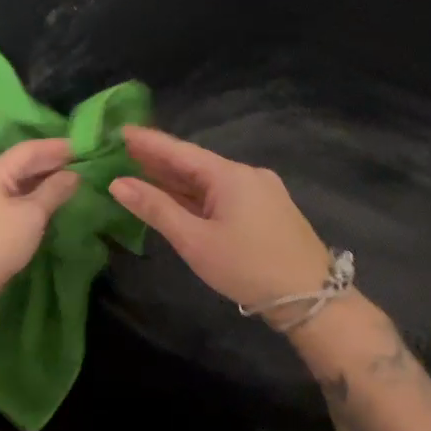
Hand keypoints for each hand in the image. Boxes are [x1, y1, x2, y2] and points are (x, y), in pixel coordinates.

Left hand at [0, 138, 78, 300]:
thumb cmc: (1, 241)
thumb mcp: (32, 214)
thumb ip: (54, 190)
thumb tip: (74, 175)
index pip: (27, 150)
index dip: (55, 146)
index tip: (83, 145)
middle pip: (23, 162)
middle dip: (52, 159)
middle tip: (83, 159)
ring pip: (21, 178)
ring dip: (46, 175)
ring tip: (74, 174)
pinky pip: (18, 193)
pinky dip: (37, 191)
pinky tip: (55, 193)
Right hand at [108, 127, 329, 310]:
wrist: (312, 299)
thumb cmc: (247, 266)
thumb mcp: (194, 240)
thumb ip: (155, 208)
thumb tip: (118, 183)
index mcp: (230, 175)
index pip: (179, 151)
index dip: (148, 141)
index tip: (120, 130)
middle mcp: (246, 175)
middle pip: (194, 162)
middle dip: (157, 159)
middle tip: (120, 151)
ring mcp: (259, 193)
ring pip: (206, 180)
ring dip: (173, 178)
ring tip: (137, 170)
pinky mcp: (264, 211)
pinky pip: (219, 193)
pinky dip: (192, 193)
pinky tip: (173, 195)